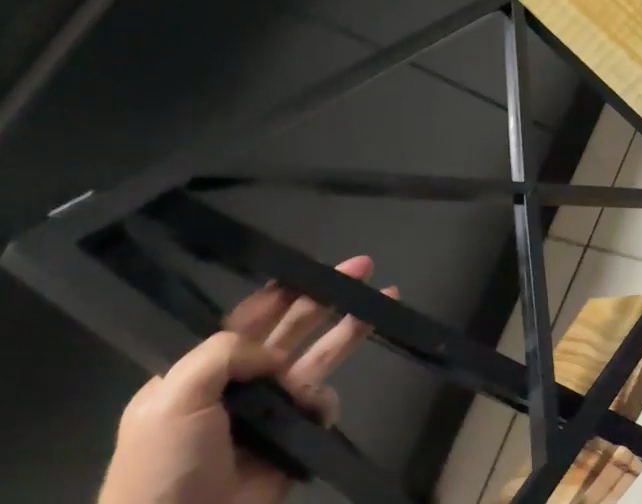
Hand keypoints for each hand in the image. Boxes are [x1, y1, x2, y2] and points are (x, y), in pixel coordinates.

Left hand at [98, 256, 396, 503]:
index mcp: (197, 375)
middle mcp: (235, 386)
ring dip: (349, 331)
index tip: (311, 270)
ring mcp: (266, 412)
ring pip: (317, 358)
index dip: (280, 293)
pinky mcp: (293, 436)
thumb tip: (277, 354)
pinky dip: (323, 402)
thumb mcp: (172, 399)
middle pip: (290, 330)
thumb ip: (225, 353)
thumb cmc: (165, 463)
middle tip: (363, 268)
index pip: (245, 321)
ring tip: (386, 303)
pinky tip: (318, 409)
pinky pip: (322, 403)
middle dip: (325, 298)